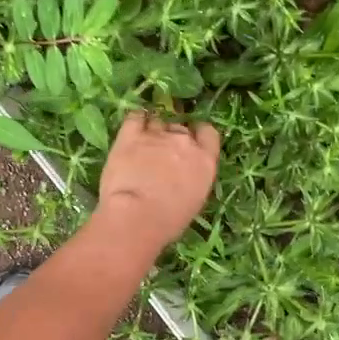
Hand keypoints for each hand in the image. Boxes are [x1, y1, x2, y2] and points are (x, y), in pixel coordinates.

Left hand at [94, 112, 219, 251]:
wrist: (136, 216)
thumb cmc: (167, 221)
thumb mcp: (192, 202)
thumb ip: (192, 180)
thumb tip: (182, 177)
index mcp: (204, 160)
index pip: (207, 134)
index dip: (197, 135)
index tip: (190, 142)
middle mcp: (183, 142)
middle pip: (180, 129)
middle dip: (172, 138)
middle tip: (160, 154)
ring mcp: (157, 136)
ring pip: (158, 122)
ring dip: (153, 130)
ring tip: (144, 145)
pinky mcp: (130, 136)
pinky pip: (135, 118)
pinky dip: (136, 120)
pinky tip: (132, 128)